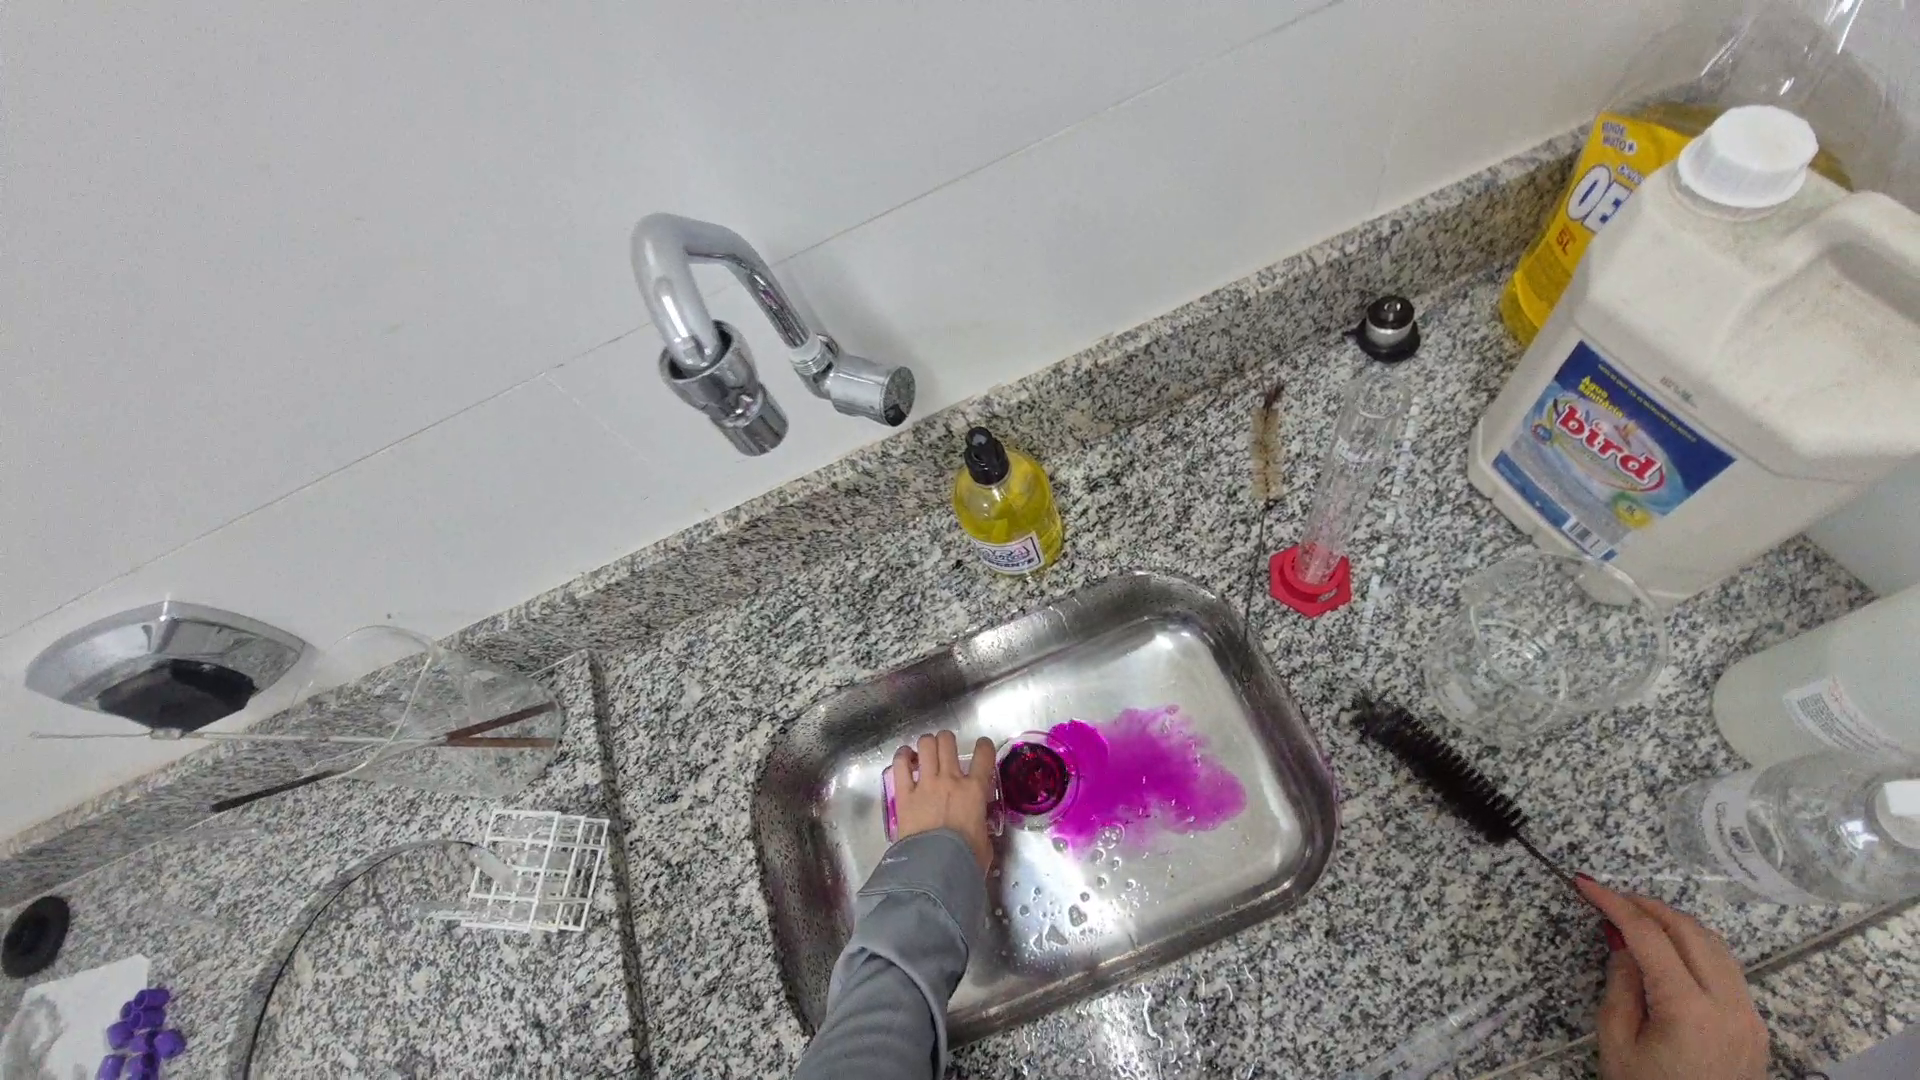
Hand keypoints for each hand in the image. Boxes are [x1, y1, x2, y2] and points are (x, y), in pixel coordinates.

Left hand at [891, 731, 997, 874]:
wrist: (935, 870)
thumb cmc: (965, 860)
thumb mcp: (984, 842)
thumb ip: (981, 828)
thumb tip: (978, 830)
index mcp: (974, 790)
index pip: (984, 755)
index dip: (984, 745)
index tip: (982, 746)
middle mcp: (950, 779)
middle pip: (947, 741)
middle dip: (946, 740)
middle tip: (945, 748)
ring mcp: (925, 784)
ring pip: (925, 745)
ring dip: (926, 744)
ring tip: (925, 751)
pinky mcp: (904, 794)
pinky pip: (900, 764)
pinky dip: (902, 756)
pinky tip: (905, 757)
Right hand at [1575, 877, 1768, 1079]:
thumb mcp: (1617, 1037)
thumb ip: (1621, 983)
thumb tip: (1621, 940)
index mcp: (1688, 1009)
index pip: (1649, 936)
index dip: (1614, 903)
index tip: (1584, 883)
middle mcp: (1729, 1007)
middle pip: (1690, 931)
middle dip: (1646, 905)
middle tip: (1608, 897)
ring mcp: (1750, 1016)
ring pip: (1715, 945)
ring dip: (1673, 921)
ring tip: (1635, 917)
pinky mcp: (1755, 1026)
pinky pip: (1727, 968)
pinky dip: (1694, 944)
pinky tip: (1667, 947)